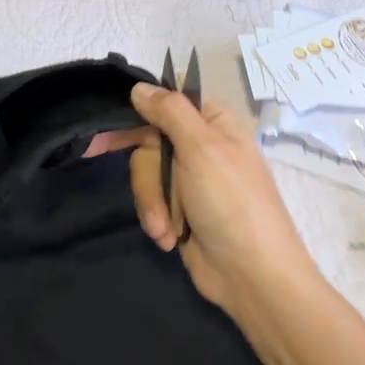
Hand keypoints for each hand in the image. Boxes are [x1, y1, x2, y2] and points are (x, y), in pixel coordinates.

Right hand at [127, 82, 317, 314]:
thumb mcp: (201, 149)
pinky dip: (157, 218)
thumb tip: (139, 87)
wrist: (252, 278)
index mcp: (213, 121)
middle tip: (133, 181)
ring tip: (166, 229)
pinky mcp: (180, 207)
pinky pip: (151, 199)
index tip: (113, 123)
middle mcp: (200, 143)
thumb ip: (169, 111)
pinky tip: (169, 237)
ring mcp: (189, 177)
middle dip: (147, 173)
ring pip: (145, 172)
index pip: (168, 97)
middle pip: (148, 138)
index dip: (142, 108)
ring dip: (152, 202)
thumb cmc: (232, 203)